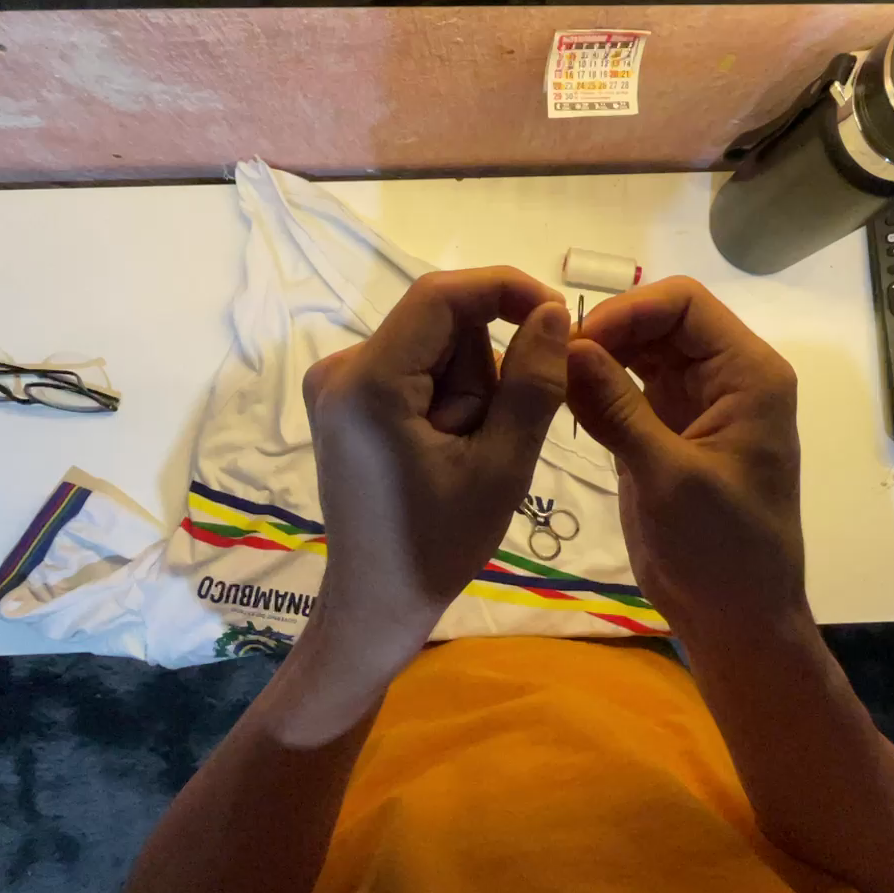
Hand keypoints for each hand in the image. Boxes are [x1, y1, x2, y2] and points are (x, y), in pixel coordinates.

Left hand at [301, 266, 570, 675]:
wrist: (377, 601)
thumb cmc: (438, 545)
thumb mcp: (501, 466)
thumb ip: (532, 383)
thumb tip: (553, 312)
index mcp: (368, 383)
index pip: (441, 295)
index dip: (506, 291)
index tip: (557, 319)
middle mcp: (339, 370)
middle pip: (440, 326)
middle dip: (483, 369)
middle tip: (488, 440)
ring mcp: (336, 385)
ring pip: (432, 349)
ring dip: (466, 390)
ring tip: (461, 455)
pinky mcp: (344, 402)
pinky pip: (413, 371)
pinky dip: (444, 400)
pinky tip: (443, 450)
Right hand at [566, 277, 805, 639]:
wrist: (734, 615)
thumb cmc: (720, 549)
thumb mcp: (668, 475)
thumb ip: (617, 408)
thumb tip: (567, 346)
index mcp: (747, 374)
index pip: (685, 303)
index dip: (628, 310)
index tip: (577, 342)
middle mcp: (724, 378)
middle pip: (659, 321)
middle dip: (607, 332)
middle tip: (553, 361)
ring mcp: (693, 404)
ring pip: (640, 352)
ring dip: (597, 358)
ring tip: (551, 377)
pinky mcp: (665, 431)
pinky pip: (628, 390)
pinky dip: (596, 388)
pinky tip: (563, 398)